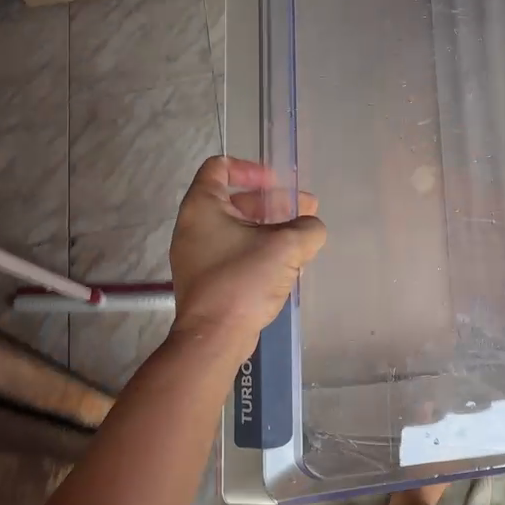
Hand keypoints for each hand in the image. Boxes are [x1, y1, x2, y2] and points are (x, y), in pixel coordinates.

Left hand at [169, 157, 325, 359]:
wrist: (214, 338)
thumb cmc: (243, 281)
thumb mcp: (286, 247)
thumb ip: (308, 228)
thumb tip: (312, 228)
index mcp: (202, 206)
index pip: (219, 167)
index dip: (251, 168)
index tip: (277, 183)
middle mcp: (192, 225)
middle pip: (234, 199)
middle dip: (272, 202)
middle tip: (303, 210)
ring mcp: (196, 254)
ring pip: (236, 228)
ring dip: (269, 227)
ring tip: (300, 239)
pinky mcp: (205, 278)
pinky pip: (233, 252)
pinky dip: (258, 249)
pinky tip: (285, 264)